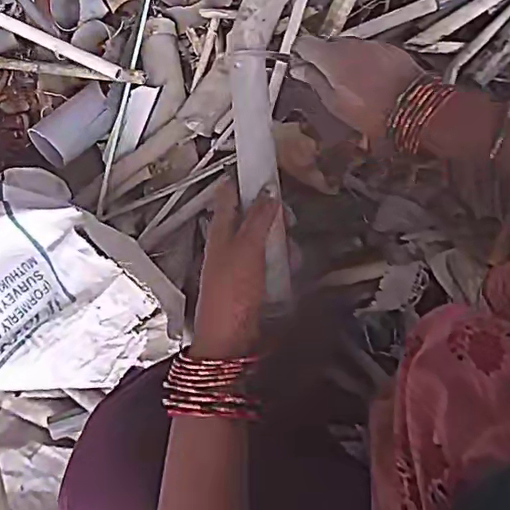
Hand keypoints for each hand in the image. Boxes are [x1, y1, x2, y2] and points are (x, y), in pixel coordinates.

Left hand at [192, 180, 280, 359]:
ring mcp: (243, 264)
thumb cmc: (229, 297)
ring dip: (282, 246)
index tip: (262, 167)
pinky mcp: (256, 282)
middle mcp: (230, 245)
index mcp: (221, 231)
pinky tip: (288, 274)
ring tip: (287, 257)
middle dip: (274, 218)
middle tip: (286, 220)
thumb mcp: (247, 249)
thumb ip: (259, 219)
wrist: (230, 342)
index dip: (244, 180)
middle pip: (255, 217)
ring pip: (268, 241)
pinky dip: (284, 265)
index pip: (230, 195)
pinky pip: (274, 264)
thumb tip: (268, 193)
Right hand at [290, 35, 423, 146]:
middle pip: (328, 45)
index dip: (299, 53)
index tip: (299, 63)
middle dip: (325, 60)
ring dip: (346, 61)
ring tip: (352, 85)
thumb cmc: (374, 111)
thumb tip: (300, 70)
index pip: (304, 43)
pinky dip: (366, 62)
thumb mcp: (334, 103)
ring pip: (350, 48)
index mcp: (331, 56)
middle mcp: (350, 44)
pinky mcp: (389, 49)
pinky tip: (370, 81)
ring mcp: (371, 45)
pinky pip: (370, 52)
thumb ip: (314, 81)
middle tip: (326, 81)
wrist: (414, 109)